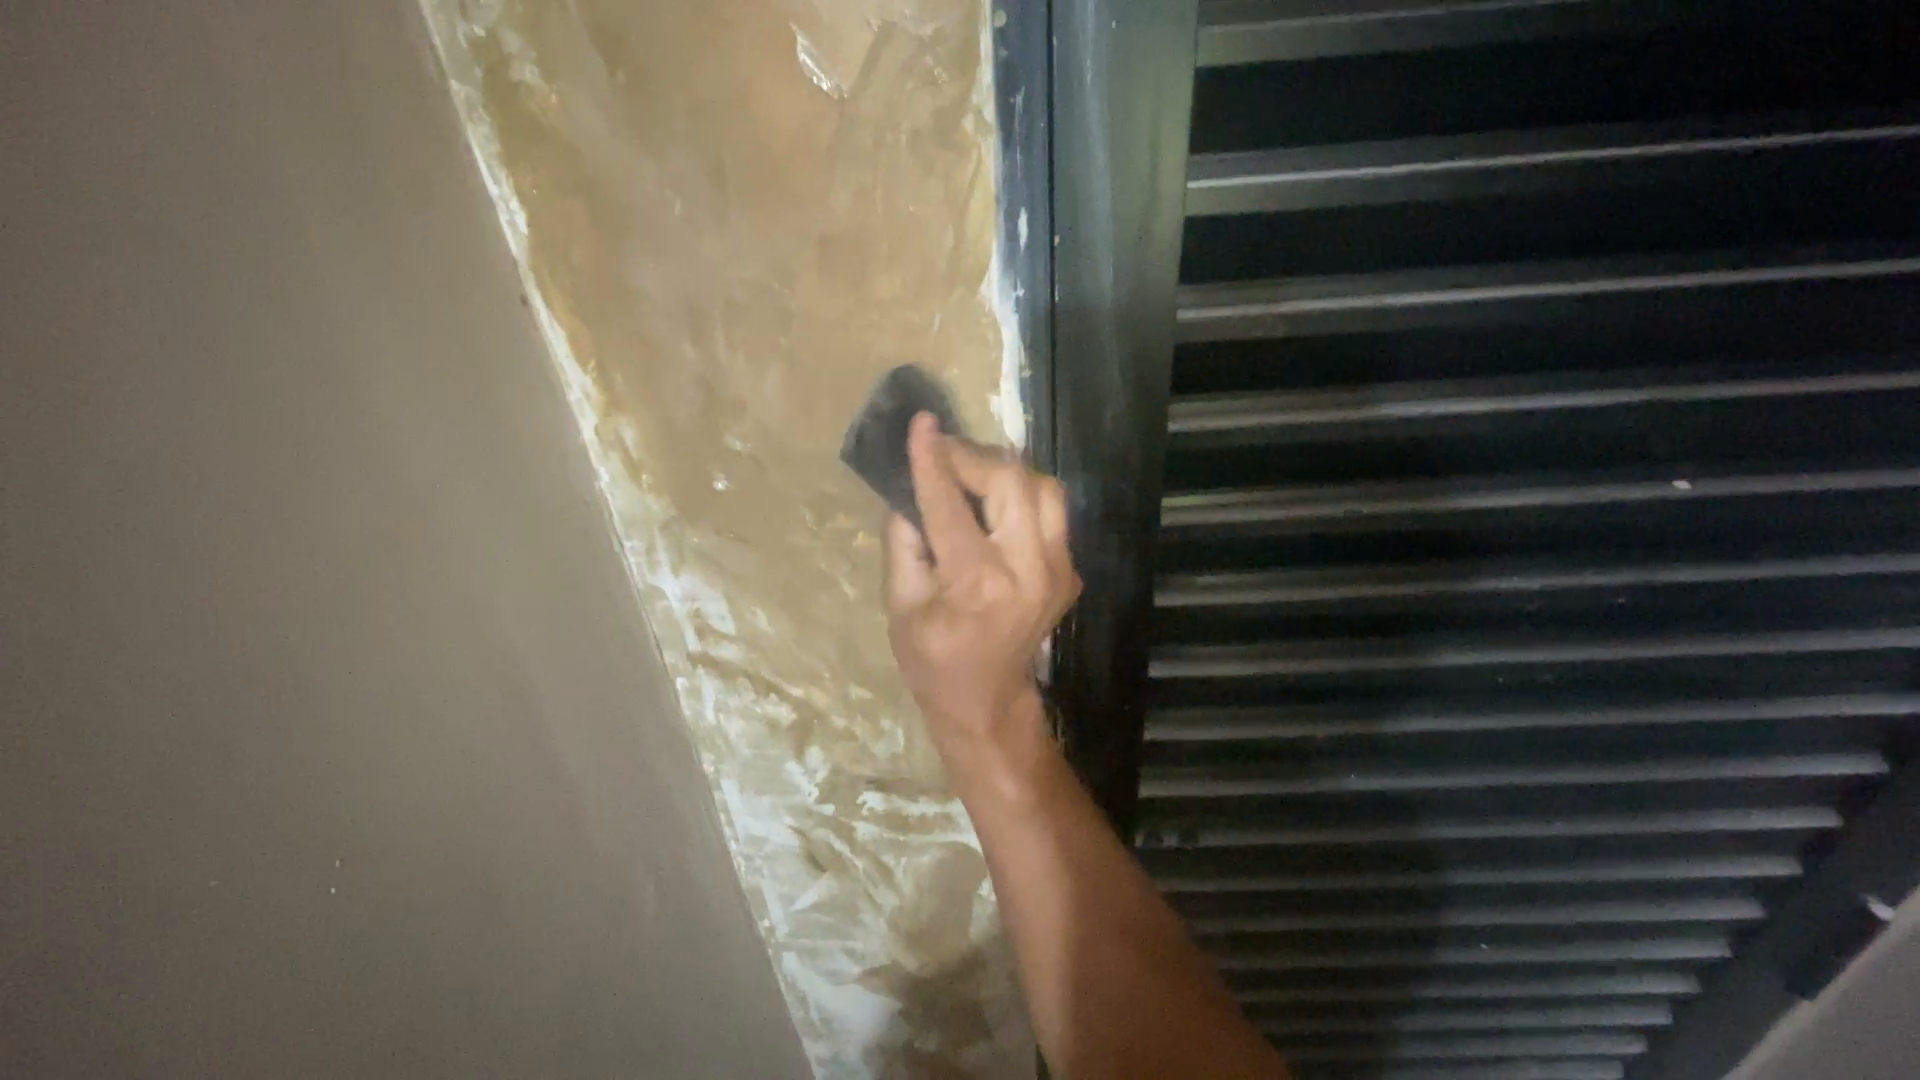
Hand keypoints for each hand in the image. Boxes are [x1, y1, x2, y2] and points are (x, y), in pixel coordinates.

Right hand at [884, 412, 1080, 776]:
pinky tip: (994, 507)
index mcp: (978, 583)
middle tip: (943, 456)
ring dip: (1005, 472)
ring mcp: (1058, 571)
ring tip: (972, 475)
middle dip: (972, 458)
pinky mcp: (1070, 572)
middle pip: (1012, 481)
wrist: (988, 702)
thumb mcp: (900, 606)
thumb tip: (910, 489)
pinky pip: (1052, 513)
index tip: (922, 423)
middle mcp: (1028, 570)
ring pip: (1044, 488)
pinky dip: (1022, 498)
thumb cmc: (933, 660)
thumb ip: (904, 542)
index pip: (950, 504)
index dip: (932, 460)